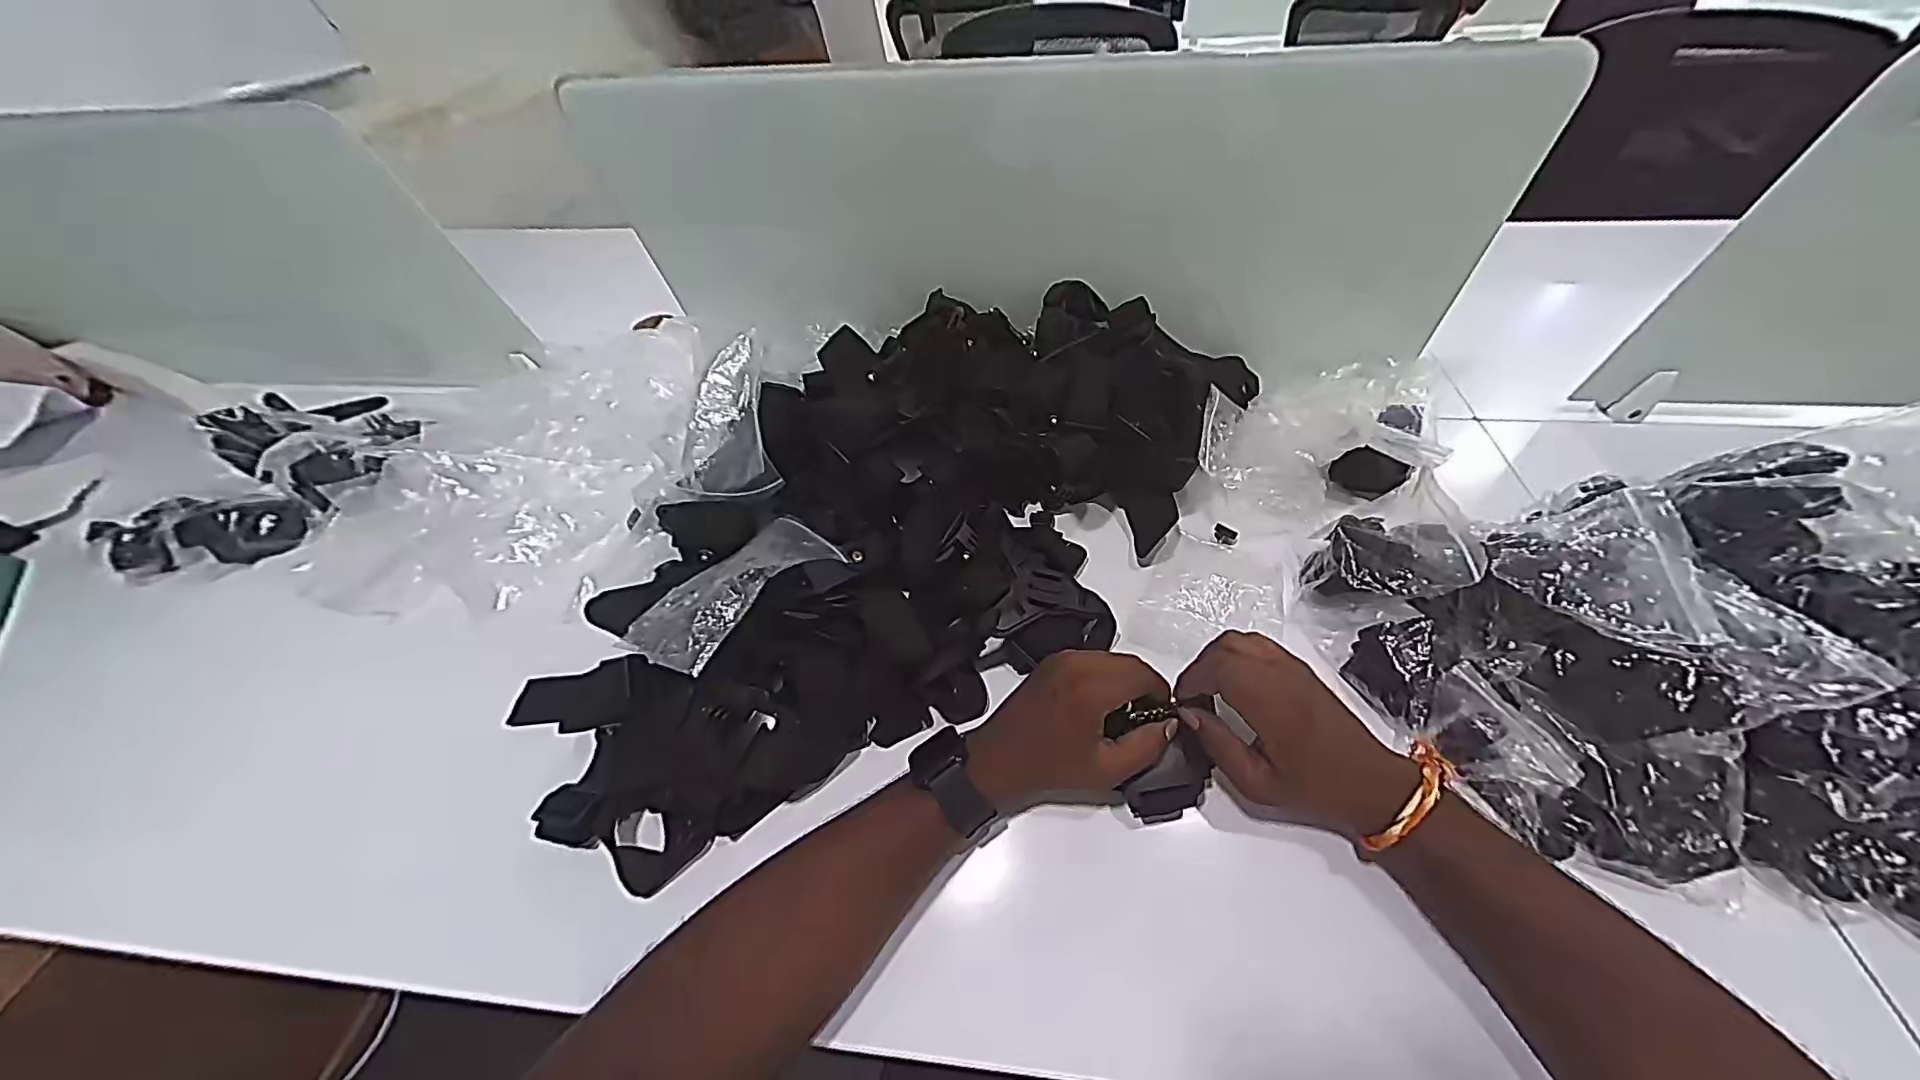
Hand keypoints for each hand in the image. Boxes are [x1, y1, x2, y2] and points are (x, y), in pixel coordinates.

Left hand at [965, 650, 1174, 812]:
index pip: (1144, 674)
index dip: (1161, 695)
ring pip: (1112, 659)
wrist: (999, 760)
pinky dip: (1105, 677)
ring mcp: (1060, 660)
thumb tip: (1167, 728)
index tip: (1162, 714)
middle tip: (1146, 716)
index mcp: (1088, 687)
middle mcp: (1073, 665)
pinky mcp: (1052, 663)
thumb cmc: (1042, 765)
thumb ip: (1147, 747)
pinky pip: (1091, 660)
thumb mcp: (1107, 769)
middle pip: (1130, 663)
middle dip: (1145, 687)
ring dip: (1125, 681)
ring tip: (1122, 715)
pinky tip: (1100, 706)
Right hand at [1175, 631, 1418, 840]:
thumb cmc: (1320, 786)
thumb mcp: (1256, 782)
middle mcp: (1283, 677)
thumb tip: (1191, 717)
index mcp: (1271, 702)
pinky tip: (1234, 683)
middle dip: (1200, 668)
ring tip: (1210, 688)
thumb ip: (1217, 745)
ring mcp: (1294, 669)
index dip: (1191, 680)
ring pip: (1241, 640)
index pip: (1217, 667)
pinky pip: (1258, 645)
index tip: (1184, 701)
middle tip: (1193, 696)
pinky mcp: (1301, 669)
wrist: (1370, 783)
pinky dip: (1236, 656)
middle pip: (1225, 647)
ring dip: (1217, 659)